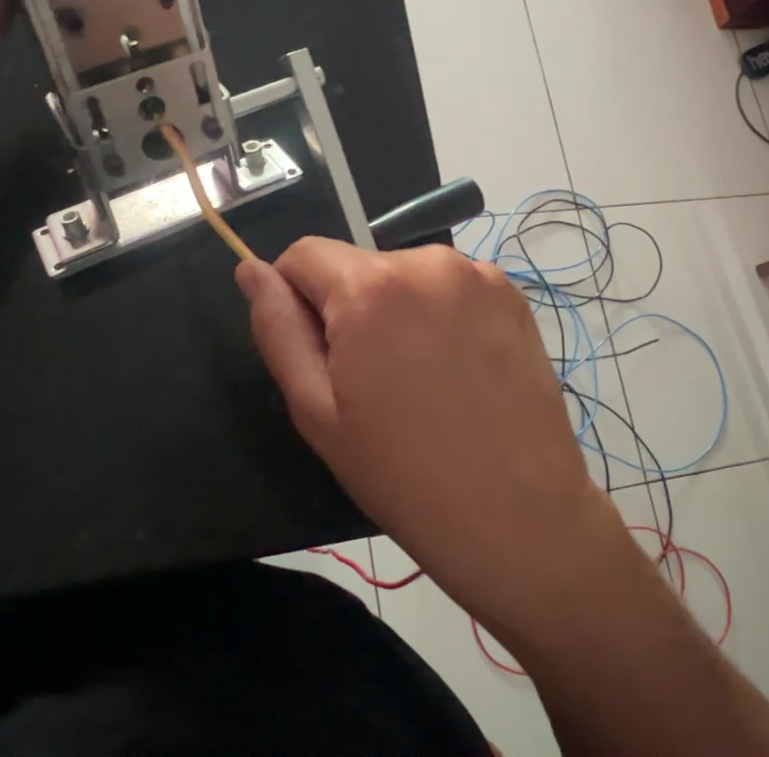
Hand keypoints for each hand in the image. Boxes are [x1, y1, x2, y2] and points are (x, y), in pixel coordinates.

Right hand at [237, 239, 626, 627]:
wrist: (517, 514)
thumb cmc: (401, 472)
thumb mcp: (316, 409)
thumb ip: (277, 328)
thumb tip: (251, 269)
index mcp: (371, 287)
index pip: (304, 254)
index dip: (296, 298)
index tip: (319, 354)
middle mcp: (428, 261)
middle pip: (358, 265)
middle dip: (349, 309)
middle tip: (371, 382)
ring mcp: (479, 275)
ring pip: (405, 276)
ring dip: (396, 310)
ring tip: (418, 381)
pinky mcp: (514, 295)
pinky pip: (451, 288)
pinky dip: (440, 315)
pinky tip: (457, 371)